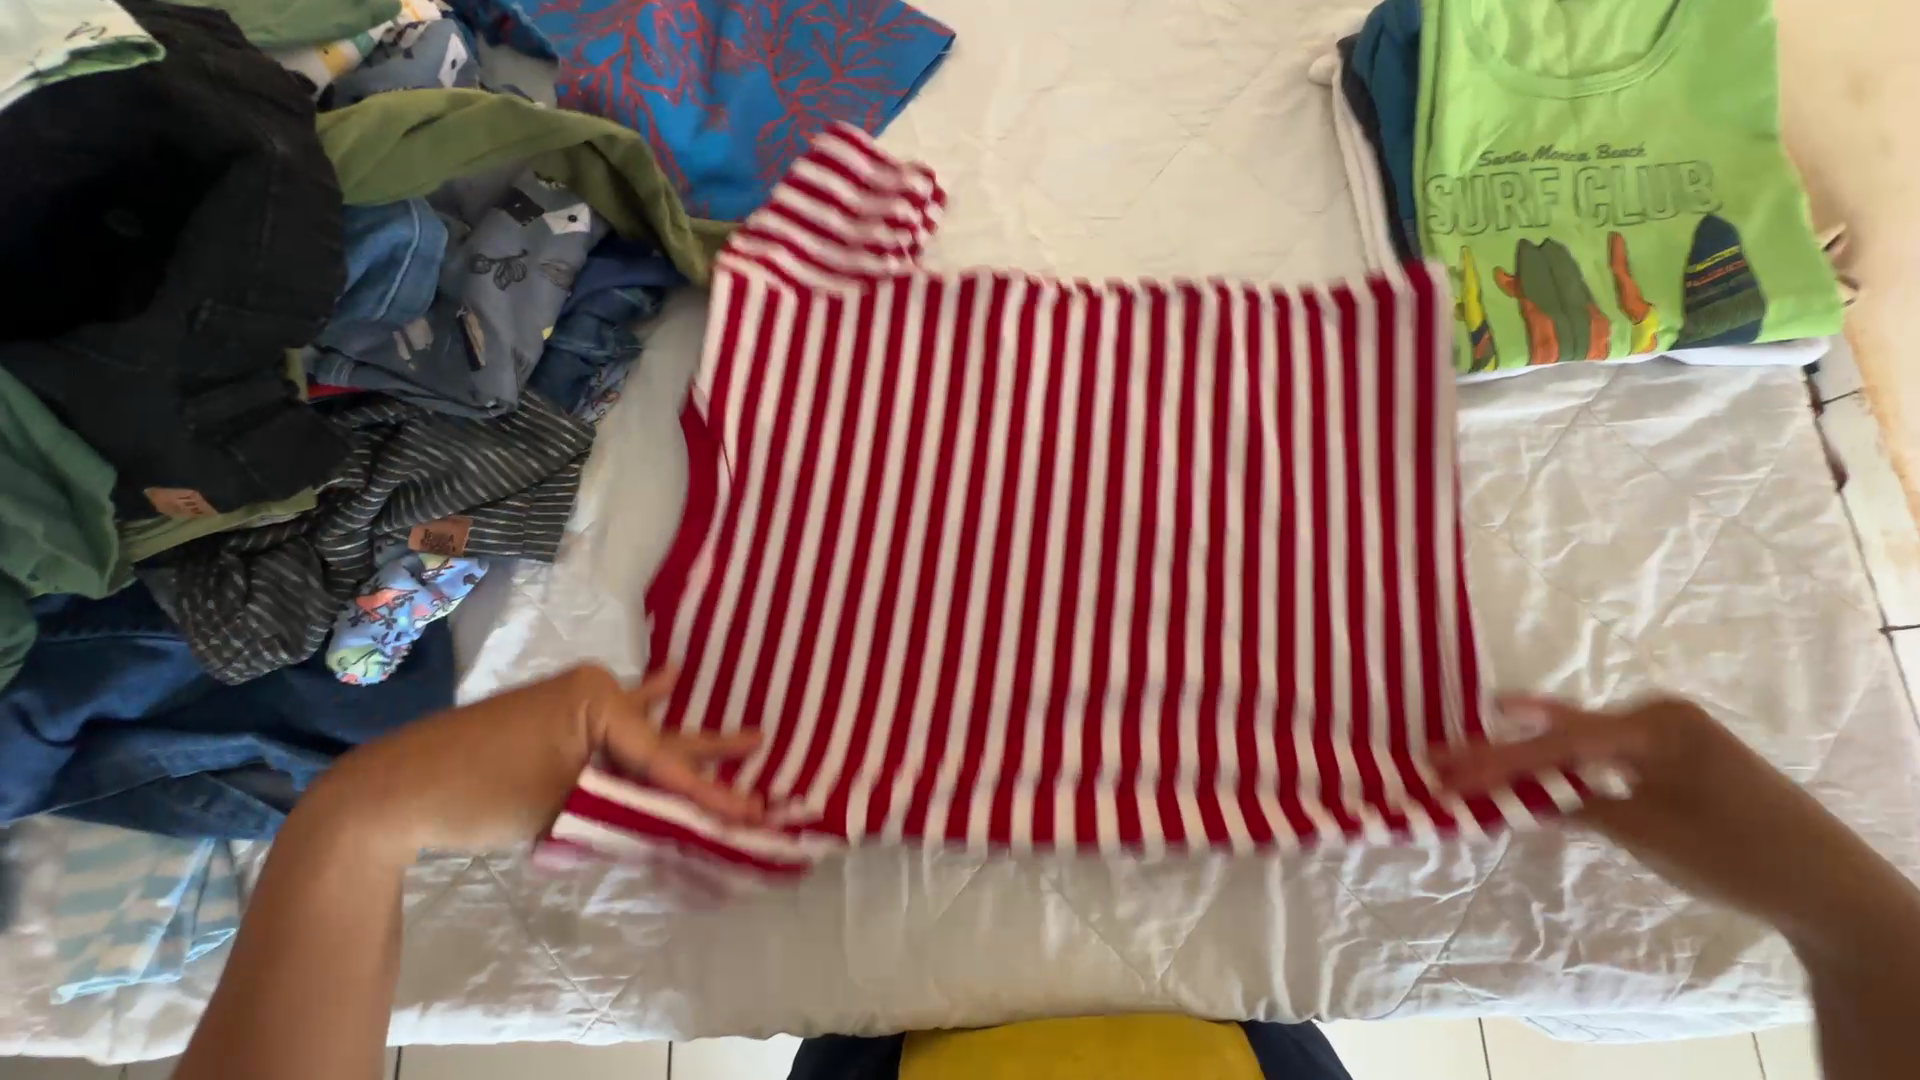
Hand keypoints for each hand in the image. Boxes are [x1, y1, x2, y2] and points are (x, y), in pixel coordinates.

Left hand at [301, 666, 762, 862]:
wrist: (391, 791)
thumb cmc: (480, 793)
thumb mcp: (562, 807)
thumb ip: (626, 810)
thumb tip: (678, 823)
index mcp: (599, 700)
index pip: (665, 759)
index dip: (708, 794)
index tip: (753, 814)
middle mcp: (594, 692)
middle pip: (663, 739)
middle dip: (709, 760)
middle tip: (763, 752)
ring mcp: (575, 704)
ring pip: (644, 733)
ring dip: (687, 739)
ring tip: (744, 731)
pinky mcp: (558, 721)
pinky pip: (616, 722)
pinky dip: (646, 709)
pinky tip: (672, 679)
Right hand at [1432, 697, 1896, 940]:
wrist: (1837, 895)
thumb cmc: (1742, 857)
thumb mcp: (1647, 835)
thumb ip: (1573, 806)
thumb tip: (1506, 796)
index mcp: (1657, 723)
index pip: (1556, 741)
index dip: (1494, 759)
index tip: (1444, 771)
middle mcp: (1657, 717)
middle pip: (1559, 734)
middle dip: (1499, 750)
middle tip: (1440, 758)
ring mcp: (1665, 738)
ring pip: (1575, 744)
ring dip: (1525, 758)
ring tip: (1467, 759)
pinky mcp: (1670, 762)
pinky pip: (1600, 758)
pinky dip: (1561, 769)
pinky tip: (1525, 771)